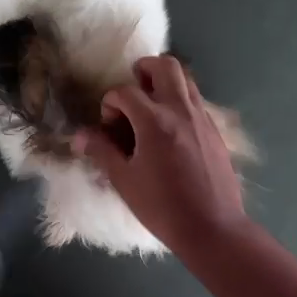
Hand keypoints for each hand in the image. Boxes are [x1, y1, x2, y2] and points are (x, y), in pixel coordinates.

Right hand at [74, 55, 247, 252]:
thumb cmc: (163, 207)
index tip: (108, 125)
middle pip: (165, 66)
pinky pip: (196, 102)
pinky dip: (180, 103)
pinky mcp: (216, 132)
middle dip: (144, 70)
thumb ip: (102, 152)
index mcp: (154, 121)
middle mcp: (180, 111)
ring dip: (165, 84)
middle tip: (133, 90)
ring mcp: (202, 119)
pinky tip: (171, 132)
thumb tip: (80, 136)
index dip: (110, 102)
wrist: (214, 230)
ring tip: (151, 107)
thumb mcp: (124, 181)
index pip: (125, 92)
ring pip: (185, 80)